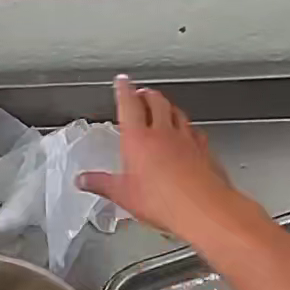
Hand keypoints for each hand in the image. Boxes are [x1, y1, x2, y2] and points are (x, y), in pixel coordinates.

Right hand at [77, 75, 251, 238]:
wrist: (202, 208)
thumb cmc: (163, 200)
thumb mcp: (122, 195)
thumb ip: (101, 184)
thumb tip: (84, 180)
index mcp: (138, 138)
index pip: (129, 105)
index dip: (124, 90)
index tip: (122, 82)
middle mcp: (163, 133)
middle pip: (156, 102)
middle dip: (147, 94)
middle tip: (141, 93)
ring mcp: (186, 139)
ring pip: (177, 112)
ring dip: (168, 106)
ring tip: (163, 106)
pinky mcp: (204, 150)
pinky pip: (195, 131)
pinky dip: (187, 127)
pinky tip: (188, 133)